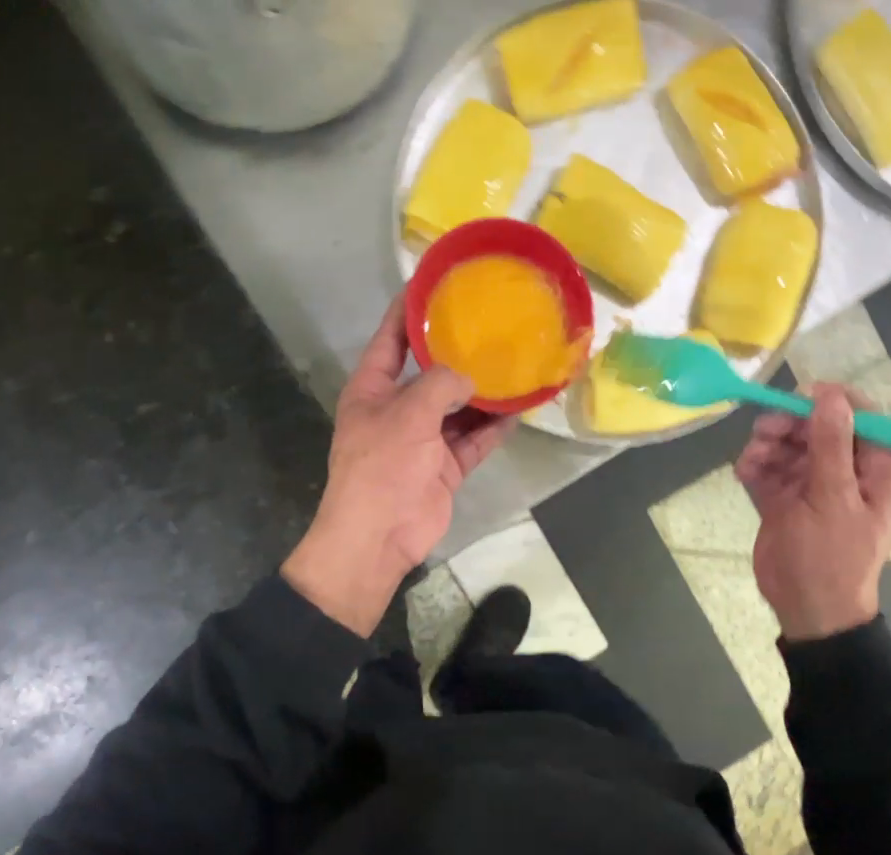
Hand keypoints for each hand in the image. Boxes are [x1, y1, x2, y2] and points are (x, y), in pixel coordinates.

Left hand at [282, 295, 516, 636]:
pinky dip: (493, 428)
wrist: (378, 535)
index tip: (436, 282)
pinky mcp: (444, 468)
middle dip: (459, 354)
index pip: (391, 339)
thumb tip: (470, 378)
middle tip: (494, 325)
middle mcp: (397, 409)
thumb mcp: (407, 413)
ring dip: (484, 393)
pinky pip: (473, 441)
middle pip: (431, 373)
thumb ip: (440, 384)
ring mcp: (422, 440)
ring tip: (516, 365)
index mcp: (372, 389)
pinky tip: (519, 410)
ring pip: (458, 408)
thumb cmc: (381, 465)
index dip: (410, 310)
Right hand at [736, 383, 890, 642]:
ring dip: (769, 446)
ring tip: (751, 458)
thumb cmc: (830, 558)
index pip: (863, 419)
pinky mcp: (787, 502)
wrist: (807, 611)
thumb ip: (830, 445)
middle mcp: (850, 474)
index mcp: (878, 472)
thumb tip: (830, 396)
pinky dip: (757, 467)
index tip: (799, 396)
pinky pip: (771, 472)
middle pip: (820, 430)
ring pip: (791, 449)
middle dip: (792, 426)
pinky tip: (744, 472)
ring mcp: (816, 488)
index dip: (832, 403)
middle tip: (764, 430)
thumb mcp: (832, 499)